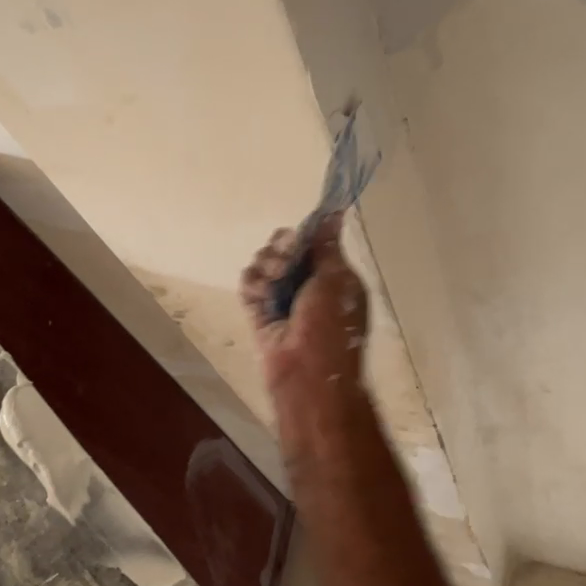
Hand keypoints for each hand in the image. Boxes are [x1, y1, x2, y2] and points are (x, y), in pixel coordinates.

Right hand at [240, 213, 369, 419]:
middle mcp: (307, 283)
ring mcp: (282, 297)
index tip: (297, 236)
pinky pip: (249, 285)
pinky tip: (261, 296)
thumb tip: (336, 210)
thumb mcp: (336, 279)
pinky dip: (253, 286)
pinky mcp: (259, 310)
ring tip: (273, 283)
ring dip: (266, 267)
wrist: (307, 374)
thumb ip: (327, 244)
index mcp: (333, 275)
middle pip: (283, 247)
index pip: (312, 241)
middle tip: (285, 262)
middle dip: (280, 249)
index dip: (302, 234)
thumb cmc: (331, 325)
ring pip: (263, 263)